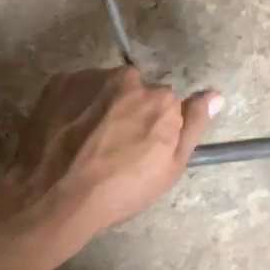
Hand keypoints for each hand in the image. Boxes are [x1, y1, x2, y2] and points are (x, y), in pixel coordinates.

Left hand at [0, 68, 219, 265]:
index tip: (138, 150)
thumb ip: (193, 125)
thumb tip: (215, 95)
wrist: (54, 193)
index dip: (153, 128)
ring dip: (99, 105)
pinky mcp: (58, 81)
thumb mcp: (168, 168)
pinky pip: (74, 89)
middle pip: (133, 91)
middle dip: (127, 111)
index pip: (163, 105)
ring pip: (102, 87)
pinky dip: (73, 105)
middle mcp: (127, 77)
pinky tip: (66, 132)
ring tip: (84, 142)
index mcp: (159, 98)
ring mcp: (89, 76)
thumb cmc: (120, 189)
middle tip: (110, 146)